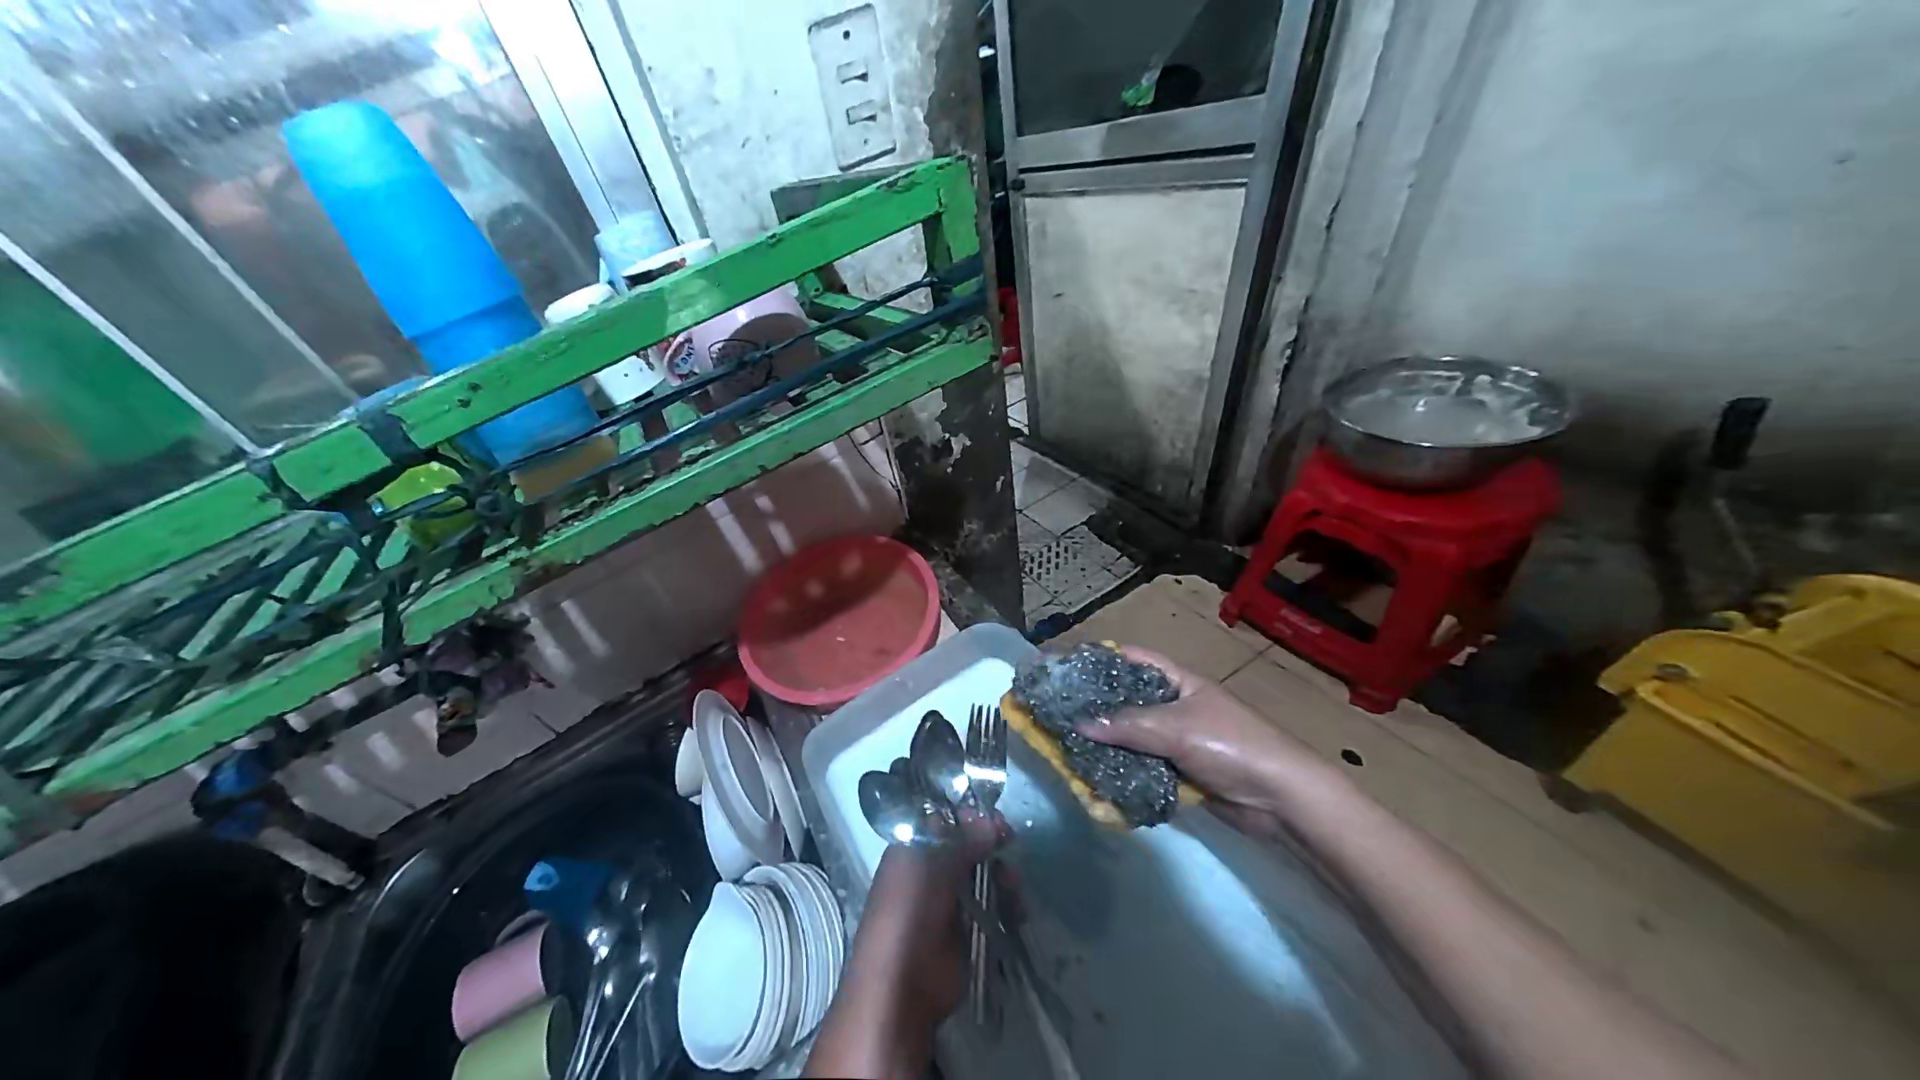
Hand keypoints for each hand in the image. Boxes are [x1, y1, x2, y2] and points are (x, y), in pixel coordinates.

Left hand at [806, 812, 1005, 1078]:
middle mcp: (930, 872)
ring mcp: (950, 902)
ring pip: (985, 875)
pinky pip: (993, 907)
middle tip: (1009, 843)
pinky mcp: (968, 931)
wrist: (902, 986)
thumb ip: (963, 840)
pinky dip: (1007, 904)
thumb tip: (988, 820)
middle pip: (968, 847)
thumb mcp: (932, 866)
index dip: (969, 816)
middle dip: (991, 843)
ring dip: (1003, 874)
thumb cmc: (908, 914)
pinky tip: (1017, 910)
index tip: (994, 817)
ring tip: (1013, 884)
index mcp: (912, 850)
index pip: (944, 820)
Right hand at [1078, 646, 1342, 838]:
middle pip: (1124, 699)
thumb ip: (1128, 725)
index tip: (1062, 669)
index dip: (1097, 660)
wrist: (1281, 798)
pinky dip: (1119, 769)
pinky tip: (1093, 775)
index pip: (1129, 659)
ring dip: (1103, 742)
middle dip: (1093, 706)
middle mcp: (1172, 706)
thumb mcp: (1176, 729)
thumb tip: (1079, 723)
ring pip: (1129, 735)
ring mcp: (1175, 739)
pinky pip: (1140, 764)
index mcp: (1176, 682)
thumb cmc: (1232, 746)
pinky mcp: (1178, 770)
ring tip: (1064, 745)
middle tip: (1055, 712)